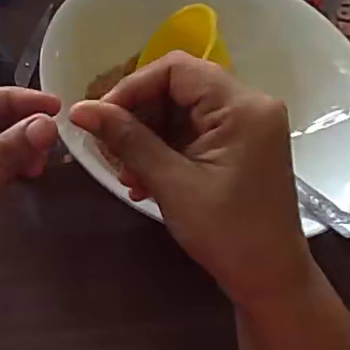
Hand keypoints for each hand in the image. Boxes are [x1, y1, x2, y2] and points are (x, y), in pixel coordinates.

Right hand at [70, 53, 313, 308]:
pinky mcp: (236, 148)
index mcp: (242, 107)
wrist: (270, 280)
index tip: (100, 119)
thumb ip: (127, 140)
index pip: (176, 69)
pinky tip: (141, 181)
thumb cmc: (227, 232)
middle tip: (109, 152)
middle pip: (176, 89)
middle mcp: (248, 106)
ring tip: (125, 174)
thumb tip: (80, 111)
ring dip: (144, 139)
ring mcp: (243, 128)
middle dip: (136, 117)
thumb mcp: (171, 183)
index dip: (131, 88)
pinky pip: (189, 134)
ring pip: (178, 113)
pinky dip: (161, 151)